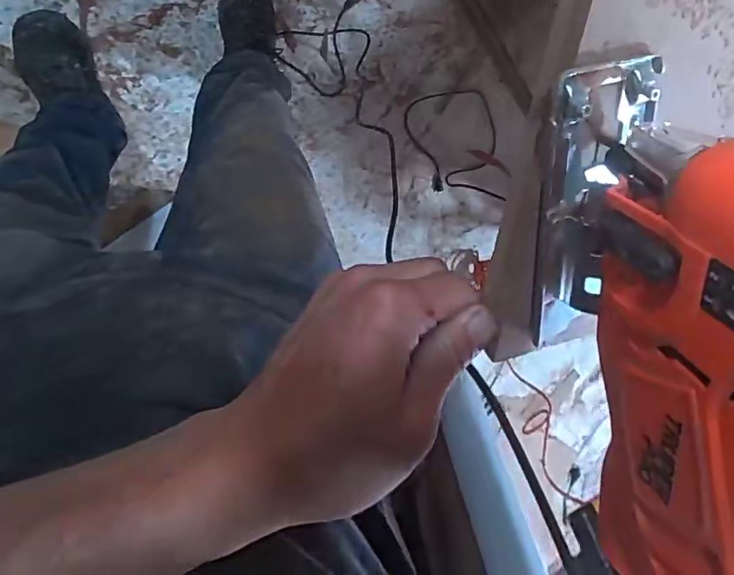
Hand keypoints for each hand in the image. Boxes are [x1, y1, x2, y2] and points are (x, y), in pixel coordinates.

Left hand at [220, 258, 495, 530]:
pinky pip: (382, 284)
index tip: (474, 362)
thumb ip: (451, 357)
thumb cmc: (336, 453)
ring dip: (424, 308)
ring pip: (410, 275)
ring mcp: (343, 282)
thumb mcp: (412, 422)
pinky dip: (396, 307)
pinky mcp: (326, 294)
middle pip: (438, 272)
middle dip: (451, 310)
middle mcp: (369, 278)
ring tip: (410, 362)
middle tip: (442, 365)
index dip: (478, 322)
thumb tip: (483, 317)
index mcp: (393, 304)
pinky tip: (381, 352)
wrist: (250, 460)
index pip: (464, 289)